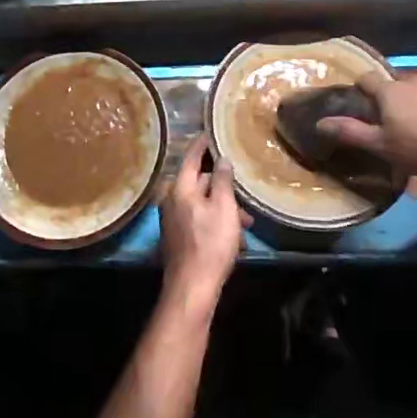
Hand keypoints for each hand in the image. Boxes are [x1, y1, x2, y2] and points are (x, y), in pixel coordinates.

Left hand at [158, 137, 249, 296]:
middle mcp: (170, 200)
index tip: (210, 132)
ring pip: (200, 203)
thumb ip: (222, 180)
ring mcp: (171, 219)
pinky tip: (234, 236)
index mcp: (179, 189)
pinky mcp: (177, 236)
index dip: (202, 145)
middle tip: (243, 190)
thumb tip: (221, 159)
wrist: (192, 285)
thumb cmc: (211, 243)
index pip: (190, 158)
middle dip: (221, 185)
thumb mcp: (224, 208)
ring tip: (245, 223)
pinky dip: (214, 220)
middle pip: (197, 182)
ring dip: (222, 208)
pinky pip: (197, 218)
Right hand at [317, 70, 416, 184]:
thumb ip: (350, 133)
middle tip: (387, 127)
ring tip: (416, 136)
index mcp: (389, 90)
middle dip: (387, 102)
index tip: (357, 108)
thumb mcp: (382, 146)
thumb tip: (319, 123)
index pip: (365, 79)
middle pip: (393, 86)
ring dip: (413, 109)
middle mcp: (413, 81)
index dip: (358, 90)